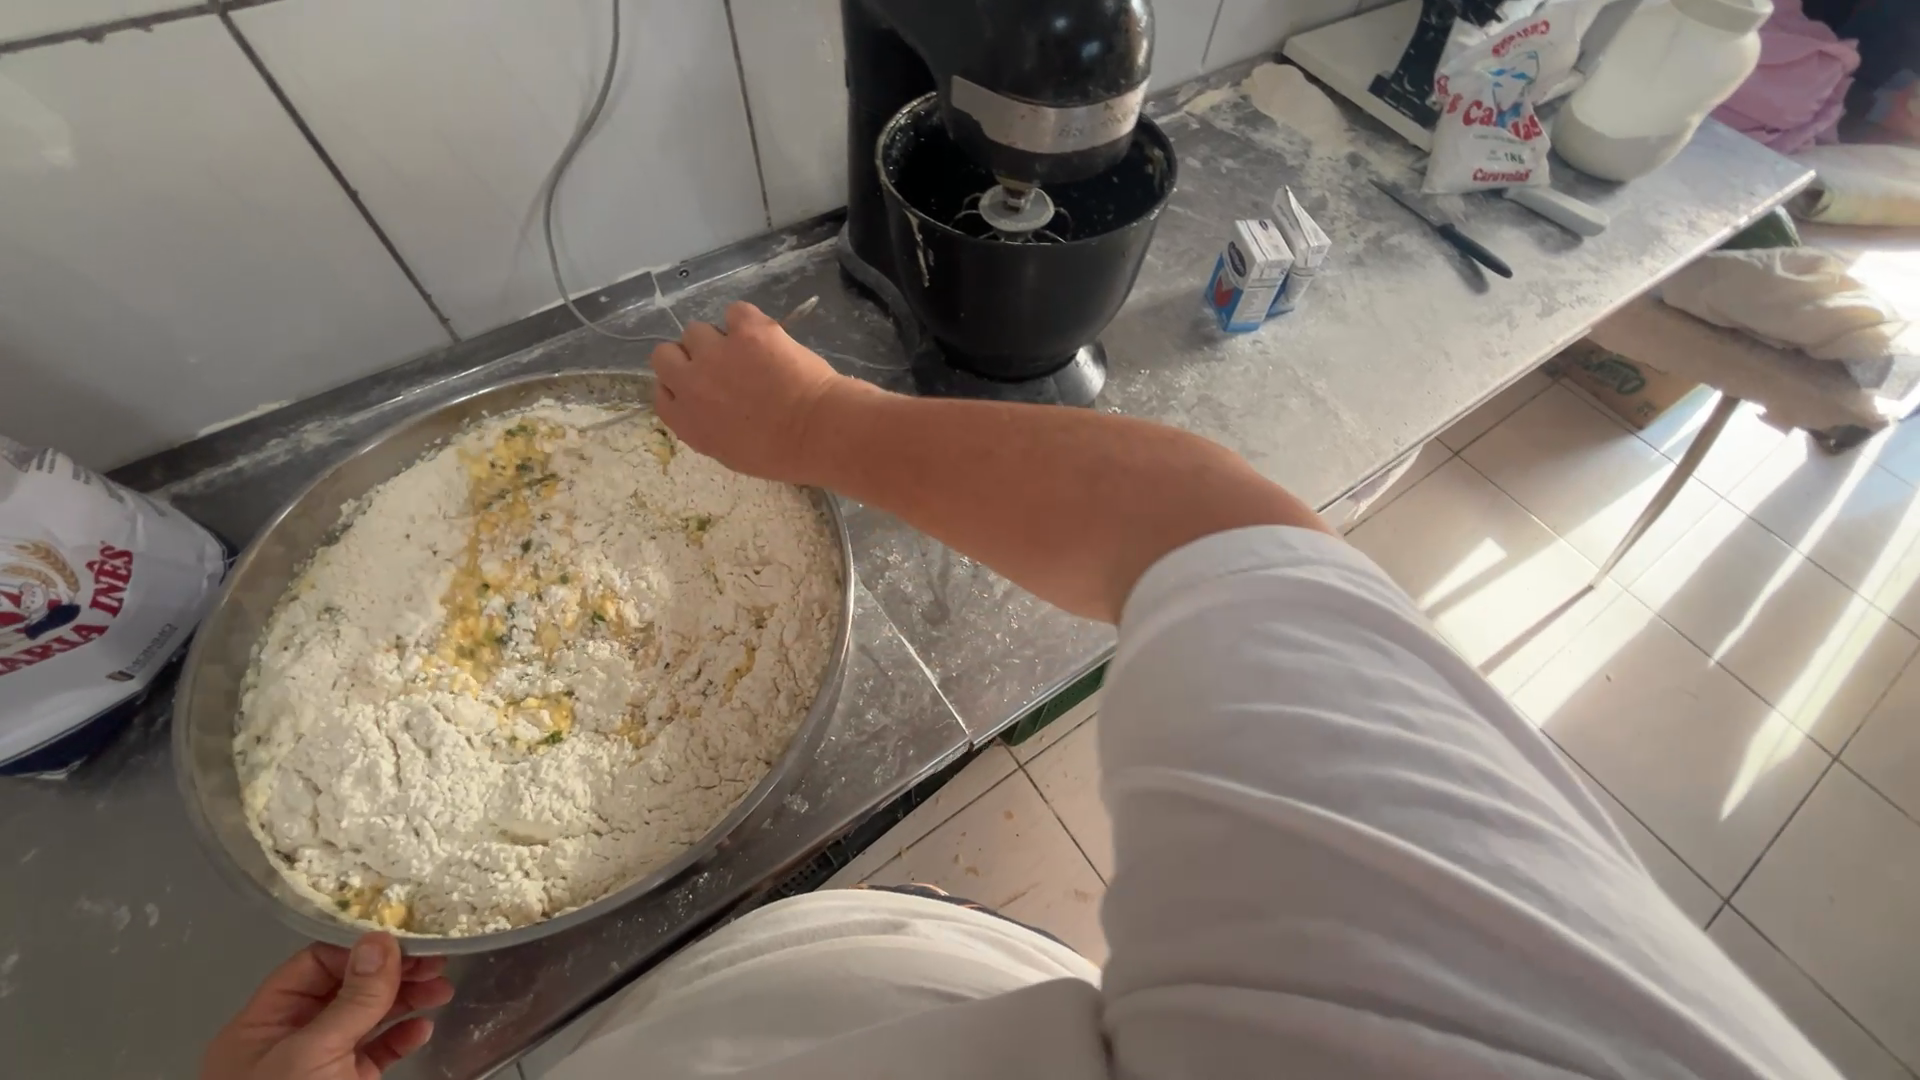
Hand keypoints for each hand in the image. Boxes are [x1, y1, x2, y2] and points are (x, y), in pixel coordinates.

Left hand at [203, 932, 454, 1079]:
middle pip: (346, 986)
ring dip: (408, 998)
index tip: (410, 939)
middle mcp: (288, 1040)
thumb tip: (382, 937)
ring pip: (368, 1014)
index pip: (313, 965)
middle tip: (438, 963)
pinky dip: (404, 1034)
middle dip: (394, 973)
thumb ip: (353, 997)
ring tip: (443, 991)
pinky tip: (423, 1030)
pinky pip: (378, 1048)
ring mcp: (318, 1065)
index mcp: (261, 1028)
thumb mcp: (316, 1054)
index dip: (360, 949)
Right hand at [651, 301, 871, 484]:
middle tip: (721, 365)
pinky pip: (735, 312)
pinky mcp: (747, 330)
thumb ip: (709, 427)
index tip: (700, 386)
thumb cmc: (784, 454)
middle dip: (690, 357)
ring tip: (751, 353)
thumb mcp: (733, 454)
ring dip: (719, 339)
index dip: (680, 385)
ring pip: (697, 330)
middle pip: (665, 354)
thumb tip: (709, 409)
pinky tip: (768, 338)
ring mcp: (716, 353)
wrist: (819, 431)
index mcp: (688, 422)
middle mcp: (691, 384)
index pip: (661, 392)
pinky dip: (748, 322)